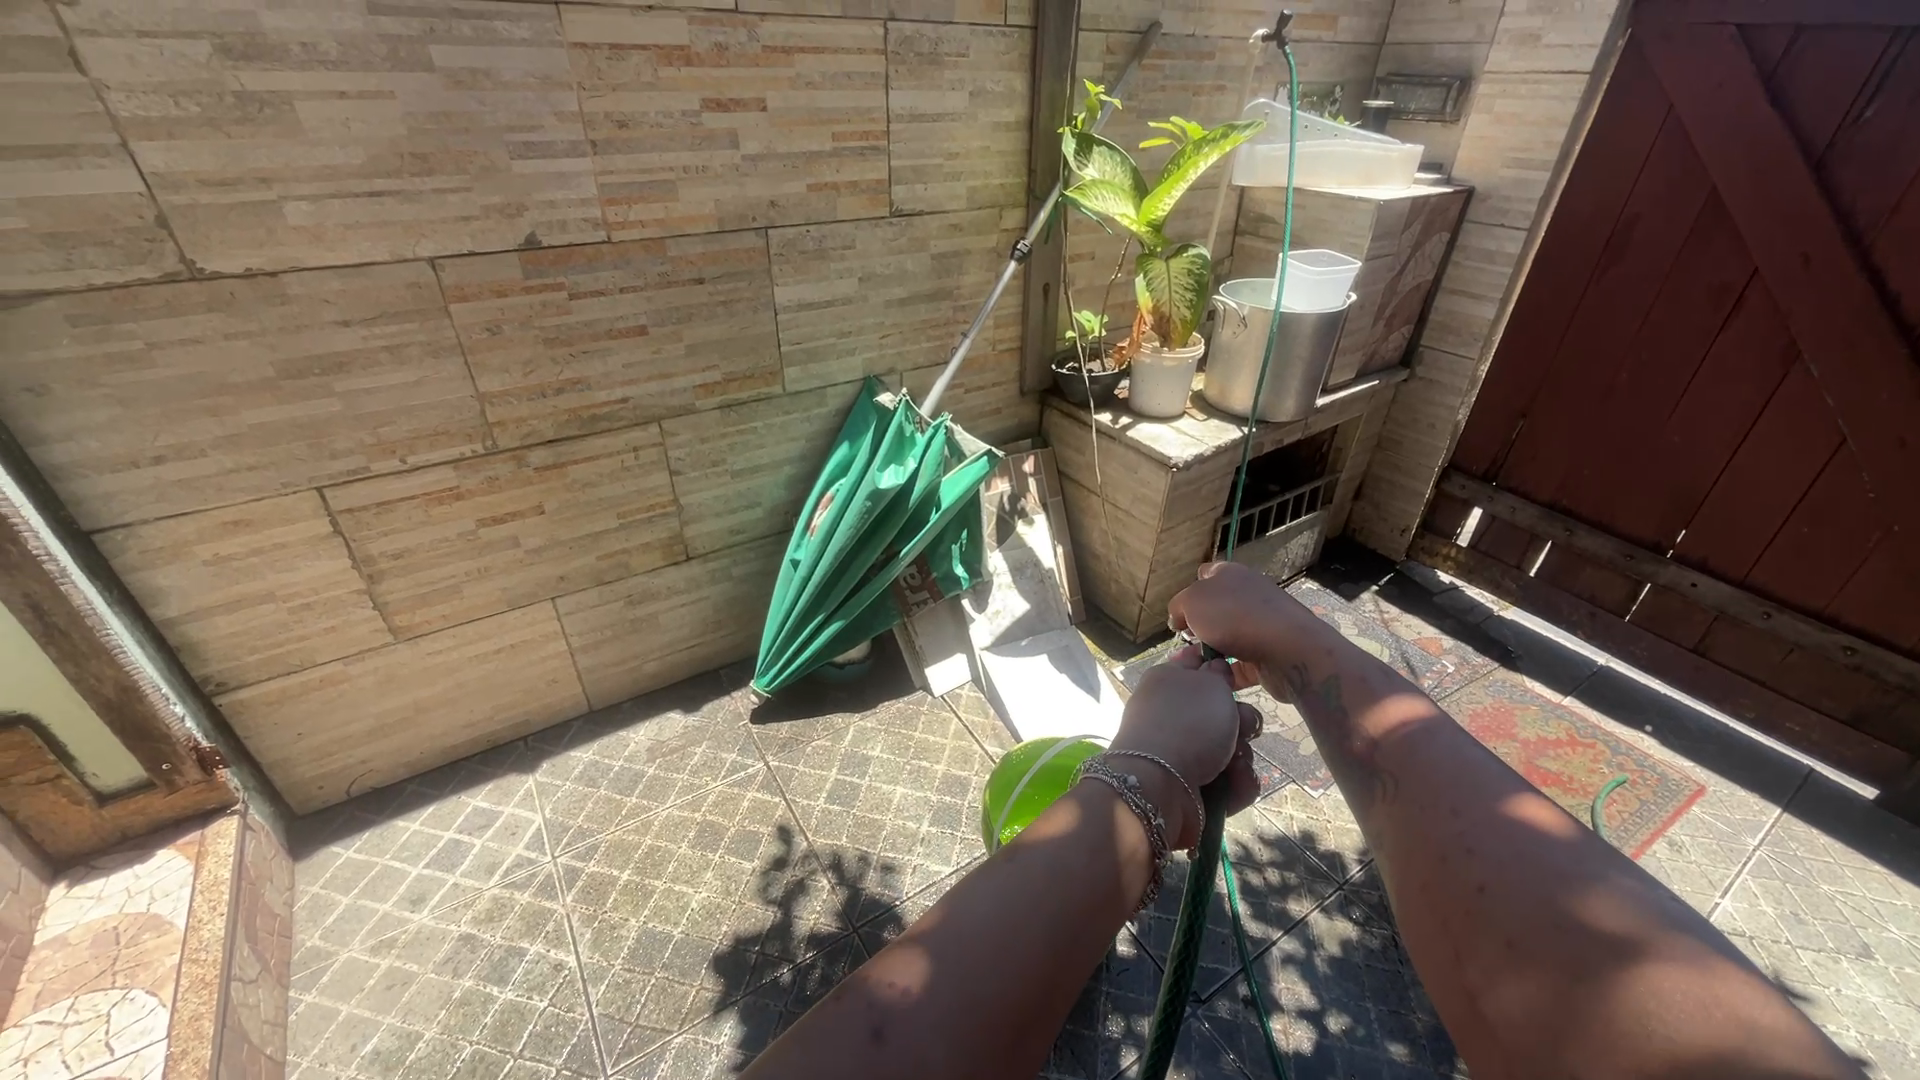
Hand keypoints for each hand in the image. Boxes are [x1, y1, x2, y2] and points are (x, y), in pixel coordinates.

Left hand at [1108, 645, 1260, 848]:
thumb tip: (1215, 667)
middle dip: (1242, 720)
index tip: (1233, 678)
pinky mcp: (1193, 787)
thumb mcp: (1208, 684)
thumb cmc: (1186, 723)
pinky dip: (1236, 783)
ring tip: (1232, 761)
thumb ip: (1218, 672)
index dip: (1218, 668)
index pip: (1195, 664)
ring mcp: (1182, 753)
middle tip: (1241, 727)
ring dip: (1241, 754)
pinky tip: (1232, 782)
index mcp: (1167, 682)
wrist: (1160, 784)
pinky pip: (1230, 780)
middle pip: (1223, 712)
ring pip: (1232, 747)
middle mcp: (1174, 716)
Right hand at [1166, 562, 1327, 699]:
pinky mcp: (1269, 654)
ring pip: (1225, 639)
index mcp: (1231, 575)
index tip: (1181, 613)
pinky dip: (1225, 673)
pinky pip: (1239, 664)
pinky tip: (1212, 681)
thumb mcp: (1191, 602)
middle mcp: (1249, 596)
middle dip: (1197, 628)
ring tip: (1192, 668)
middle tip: (1184, 643)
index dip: (1191, 590)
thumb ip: (1178, 607)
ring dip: (1208, 654)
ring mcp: (1261, 625)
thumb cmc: (1234, 616)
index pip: (1207, 574)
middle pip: (1215, 610)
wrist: (1288, 649)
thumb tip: (1180, 619)